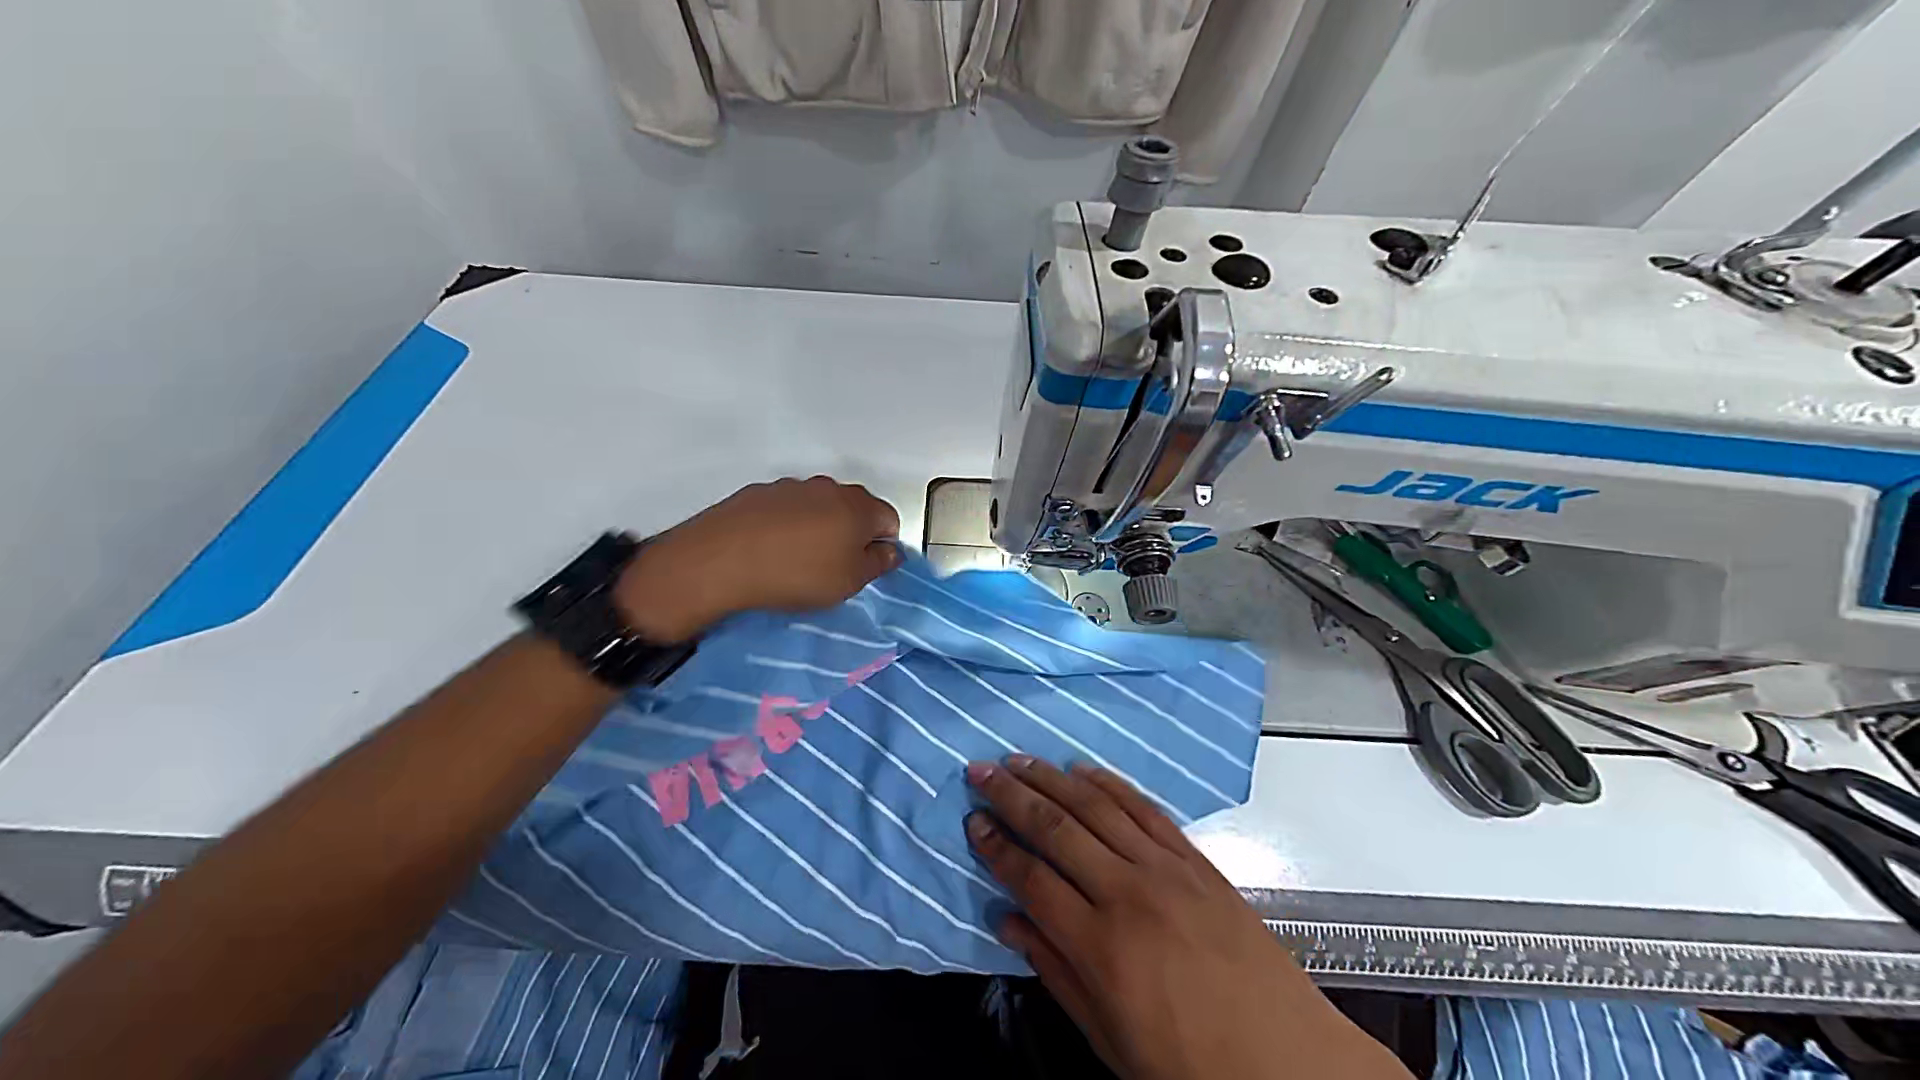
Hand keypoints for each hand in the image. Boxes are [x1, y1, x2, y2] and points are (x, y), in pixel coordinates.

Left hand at [614, 476, 901, 641]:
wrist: (719, 561)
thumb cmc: (795, 573)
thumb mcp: (848, 582)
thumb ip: (878, 564)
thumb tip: (889, 552)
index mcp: (858, 507)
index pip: (890, 519)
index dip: (883, 545)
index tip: (867, 567)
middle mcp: (828, 488)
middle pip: (854, 508)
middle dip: (852, 533)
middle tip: (836, 566)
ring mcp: (791, 486)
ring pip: (819, 506)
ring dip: (818, 527)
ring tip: (799, 561)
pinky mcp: (759, 493)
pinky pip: (786, 508)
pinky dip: (786, 525)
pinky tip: (771, 550)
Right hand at [965, 756, 1410, 1079]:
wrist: (1288, 1061)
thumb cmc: (1190, 1062)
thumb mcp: (1109, 1037)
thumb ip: (1054, 971)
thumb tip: (1008, 921)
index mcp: (1101, 945)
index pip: (1031, 878)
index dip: (996, 847)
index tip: (973, 822)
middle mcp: (1129, 893)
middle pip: (1057, 828)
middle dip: (1011, 796)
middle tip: (980, 772)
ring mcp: (1166, 869)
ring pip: (1096, 806)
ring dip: (1052, 778)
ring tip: (1019, 760)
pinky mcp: (1196, 860)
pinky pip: (1144, 808)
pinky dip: (1109, 784)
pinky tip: (1084, 770)